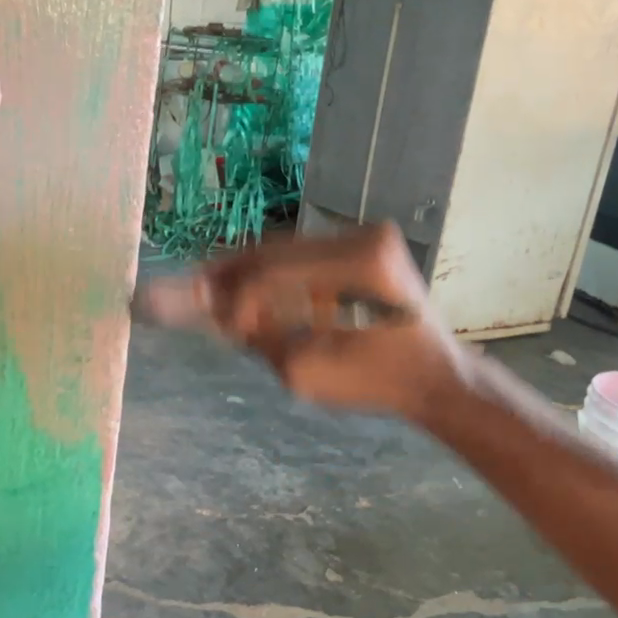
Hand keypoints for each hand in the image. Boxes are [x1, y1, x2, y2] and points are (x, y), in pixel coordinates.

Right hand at [147, 225, 474, 424]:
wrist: (436, 375)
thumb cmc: (375, 383)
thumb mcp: (306, 372)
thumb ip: (256, 335)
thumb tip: (206, 309)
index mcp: (360, 267)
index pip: (271, 274)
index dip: (230, 298)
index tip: (206, 322)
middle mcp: (363, 236)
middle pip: (270, 251)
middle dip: (223, 275)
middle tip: (181, 292)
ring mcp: (364, 234)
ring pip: (279, 247)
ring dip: (241, 271)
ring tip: (203, 291)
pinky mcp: (361, 241)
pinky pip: (297, 252)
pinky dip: (267, 271)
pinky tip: (240, 287)